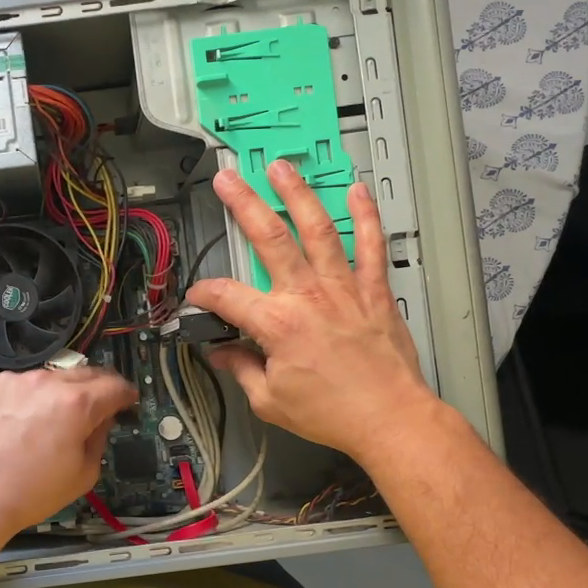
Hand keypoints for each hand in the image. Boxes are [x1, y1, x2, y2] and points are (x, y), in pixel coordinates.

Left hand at [0, 366, 137, 540]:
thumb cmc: (30, 494)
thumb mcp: (83, 474)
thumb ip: (98, 438)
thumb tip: (100, 420)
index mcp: (75, 403)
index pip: (113, 386)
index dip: (125, 394)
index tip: (127, 400)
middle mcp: (44, 382)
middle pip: (82, 375)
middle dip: (95, 389)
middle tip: (95, 408)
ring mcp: (11, 381)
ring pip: (46, 380)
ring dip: (55, 394)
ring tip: (47, 423)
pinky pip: (15, 387)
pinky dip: (23, 400)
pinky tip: (15, 426)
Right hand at [186, 161, 437, 461]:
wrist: (390, 419)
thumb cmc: (333, 414)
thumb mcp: (270, 401)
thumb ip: (242, 370)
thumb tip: (222, 354)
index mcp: (277, 325)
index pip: (227, 296)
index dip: (204, 294)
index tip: (198, 297)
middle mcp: (308, 297)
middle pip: (270, 238)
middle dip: (244, 204)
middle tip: (228, 179)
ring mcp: (343, 289)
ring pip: (317, 229)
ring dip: (297, 195)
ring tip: (282, 168)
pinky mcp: (374, 292)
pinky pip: (372, 246)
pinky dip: (366, 216)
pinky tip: (357, 191)